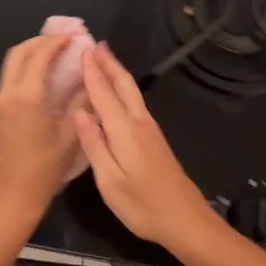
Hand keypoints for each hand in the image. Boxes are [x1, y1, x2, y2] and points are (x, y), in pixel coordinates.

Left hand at [0, 33, 84, 215]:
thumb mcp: (70, 137)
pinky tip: (44, 71)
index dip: (57, 41)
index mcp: (27, 96)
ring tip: (56, 51)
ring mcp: (1, 100)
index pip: (40, 55)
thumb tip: (89, 81)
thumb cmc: (44, 169)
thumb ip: (80, 105)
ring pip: (12, 61)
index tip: (74, 36)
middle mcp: (9, 92)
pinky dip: (26, 64)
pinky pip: (11, 75)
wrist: (13, 195)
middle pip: (20, 51)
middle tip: (64, 40)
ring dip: (32, 51)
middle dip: (41, 41)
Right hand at [74, 42, 217, 248]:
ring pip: (132, 92)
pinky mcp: (155, 140)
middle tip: (95, 44)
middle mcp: (139, 123)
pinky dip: (123, 89)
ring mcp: (150, 130)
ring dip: (117, 73)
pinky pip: (135, 103)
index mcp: (124, 131)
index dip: (92, 71)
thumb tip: (79, 112)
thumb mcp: (110, 181)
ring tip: (104, 60)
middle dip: (109, 63)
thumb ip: (94, 145)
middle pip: (123, 85)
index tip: (81, 49)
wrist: (185, 220)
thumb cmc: (143, 205)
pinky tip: (118, 94)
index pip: (104, 93)